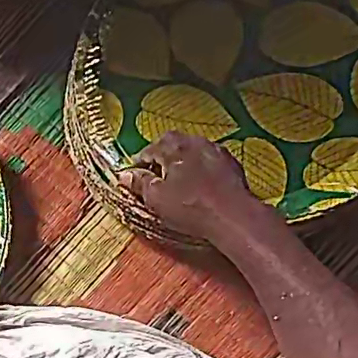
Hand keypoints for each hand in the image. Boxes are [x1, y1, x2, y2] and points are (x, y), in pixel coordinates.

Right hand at [117, 131, 275, 242]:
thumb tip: (125, 175)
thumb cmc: (191, 207)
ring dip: (182, 159)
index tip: (135, 173)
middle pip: (172, 142)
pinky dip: (199, 166)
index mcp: (173, 148)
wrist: (232, 215)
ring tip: (176, 176)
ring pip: (192, 148)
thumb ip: (140, 183)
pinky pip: (208, 159)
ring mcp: (215, 151)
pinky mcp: (230, 163)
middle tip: (154, 170)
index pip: (149, 149)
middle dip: (161, 154)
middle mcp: (195, 143)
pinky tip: (198, 182)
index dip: (139, 161)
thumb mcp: (156, 198)